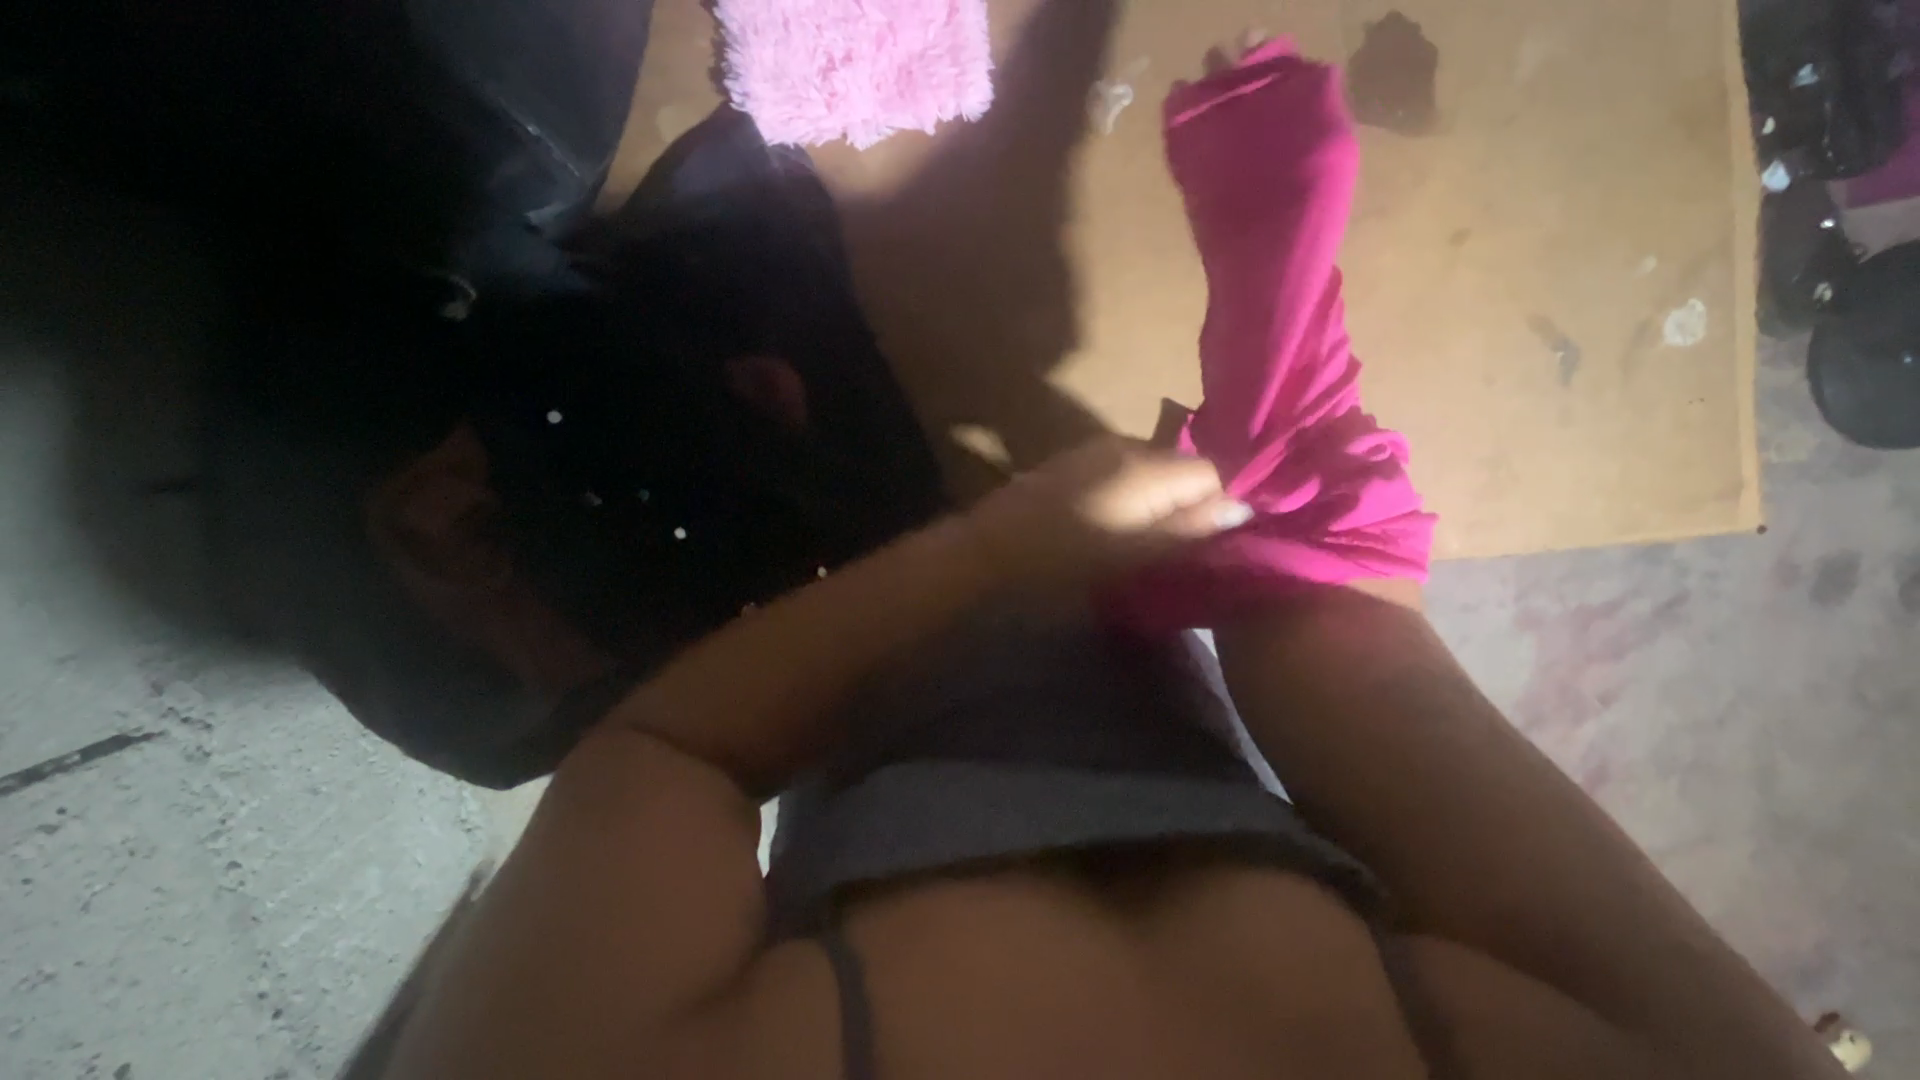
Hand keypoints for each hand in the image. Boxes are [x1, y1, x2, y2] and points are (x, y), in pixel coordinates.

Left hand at [959, 436, 1251, 591]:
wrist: (991, 547)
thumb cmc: (1066, 557)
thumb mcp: (1134, 553)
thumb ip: (1189, 527)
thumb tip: (1243, 506)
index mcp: (1149, 465)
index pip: (1214, 469)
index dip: (1226, 501)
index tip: (1223, 536)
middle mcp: (1130, 444)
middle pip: (1184, 465)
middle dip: (1194, 499)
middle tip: (1191, 543)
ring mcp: (1099, 448)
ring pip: (1155, 467)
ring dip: (1163, 497)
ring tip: (1155, 537)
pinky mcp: (1077, 459)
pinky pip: (1127, 469)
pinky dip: (1136, 493)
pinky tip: (1122, 521)